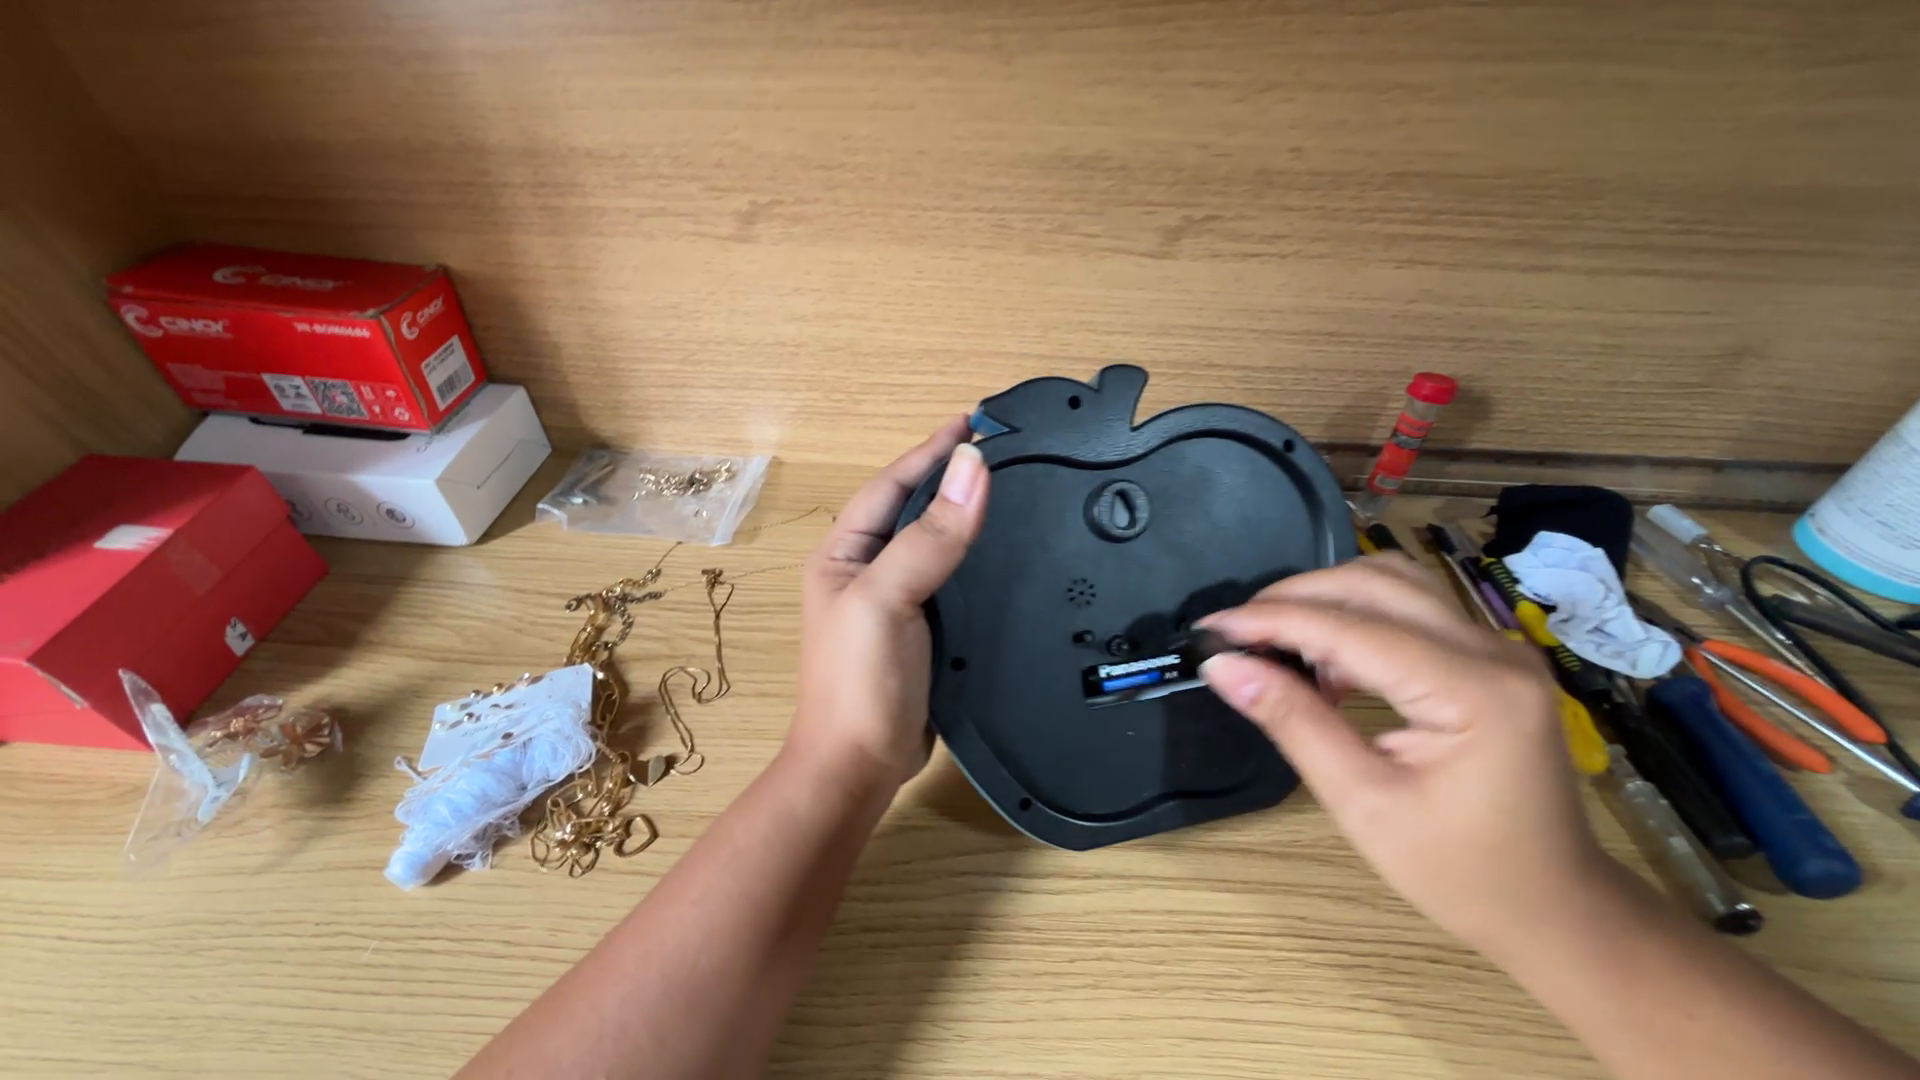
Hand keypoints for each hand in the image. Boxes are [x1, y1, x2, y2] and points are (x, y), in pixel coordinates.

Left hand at [790, 417, 990, 789]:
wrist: (859, 765)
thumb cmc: (859, 681)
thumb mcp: (887, 599)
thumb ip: (928, 537)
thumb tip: (972, 468)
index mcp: (844, 552)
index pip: (891, 484)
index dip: (932, 450)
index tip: (977, 421)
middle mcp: (866, 568)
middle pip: (912, 506)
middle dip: (951, 474)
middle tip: (1003, 449)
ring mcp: (894, 600)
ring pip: (934, 541)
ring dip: (964, 513)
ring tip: (1009, 489)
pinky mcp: (921, 629)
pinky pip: (950, 577)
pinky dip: (975, 557)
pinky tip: (1003, 552)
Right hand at [1198, 555, 1615, 950]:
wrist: (1554, 905)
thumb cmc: (1459, 871)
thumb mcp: (1363, 803)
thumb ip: (1294, 722)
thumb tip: (1223, 667)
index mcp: (1473, 691)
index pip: (1351, 629)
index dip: (1272, 620)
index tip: (1210, 630)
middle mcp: (1494, 650)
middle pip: (1374, 584)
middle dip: (1293, 598)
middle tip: (1234, 633)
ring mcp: (1498, 647)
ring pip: (1392, 582)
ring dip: (1324, 598)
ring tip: (1273, 639)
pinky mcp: (1489, 656)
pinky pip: (1410, 607)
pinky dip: (1354, 615)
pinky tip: (1324, 659)